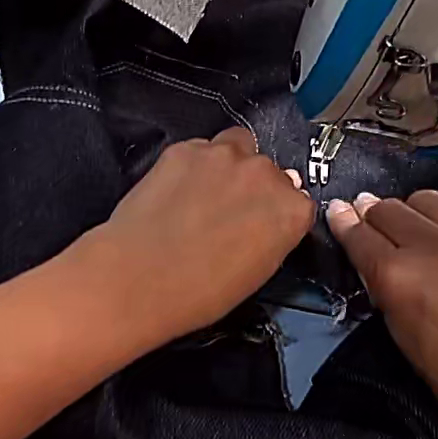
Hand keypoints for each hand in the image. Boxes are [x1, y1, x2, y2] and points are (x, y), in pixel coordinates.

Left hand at [77, 127, 315, 347]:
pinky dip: (193, 165)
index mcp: (292, 210)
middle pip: (269, 171)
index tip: (261, 225)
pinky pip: (199, 149)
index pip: (297, 201)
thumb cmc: (199, 291)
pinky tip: (177, 191)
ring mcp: (225, 155)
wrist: (139, 279)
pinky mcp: (186, 149)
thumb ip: (273, 236)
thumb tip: (267, 221)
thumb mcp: (258, 273)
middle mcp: (265, 174)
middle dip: (254, 188)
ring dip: (228, 165)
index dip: (277, 214)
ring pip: (238, 146)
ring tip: (204, 195)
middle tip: (228, 213)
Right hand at [326, 190, 437, 438]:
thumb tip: (373, 258)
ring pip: (429, 199)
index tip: (339, 213)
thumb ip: (387, 292)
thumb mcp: (407, 343)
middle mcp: (437, 247)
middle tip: (376, 224)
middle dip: (375, 214)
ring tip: (418, 229)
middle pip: (390, 208)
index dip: (344, 223)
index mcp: (401, 280)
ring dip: (414, 212)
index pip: (360, 235)